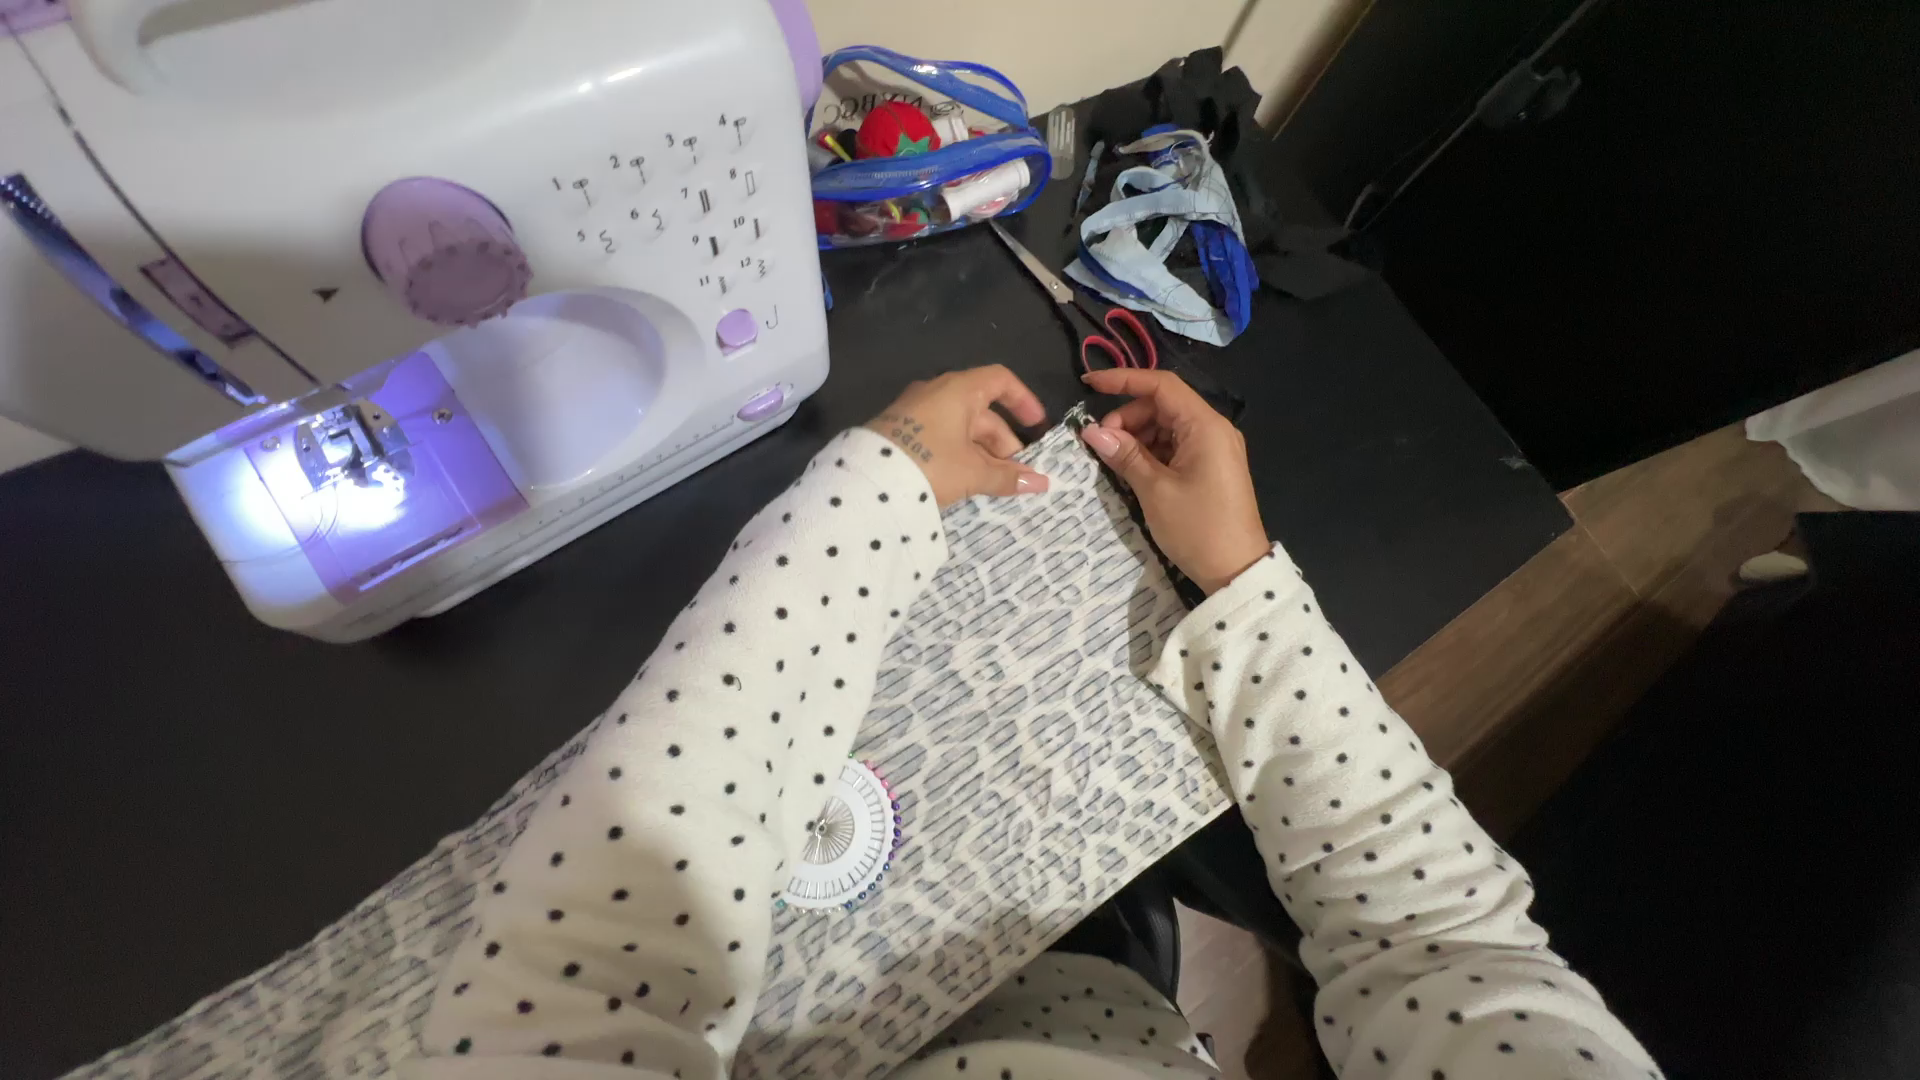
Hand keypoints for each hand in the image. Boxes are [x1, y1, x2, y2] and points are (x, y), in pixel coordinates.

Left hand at [866, 365, 1049, 507]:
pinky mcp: (900, 431)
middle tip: (1014, 475)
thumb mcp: (972, 473)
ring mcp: (916, 411)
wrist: (866, 480)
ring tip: (992, 484)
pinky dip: (959, 454)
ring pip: (961, 428)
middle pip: (982, 413)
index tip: (1036, 427)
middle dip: (1003, 444)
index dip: (1023, 401)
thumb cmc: (929, 464)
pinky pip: (940, 437)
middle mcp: (937, 393)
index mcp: (959, 390)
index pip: (1000, 381)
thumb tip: (1041, 483)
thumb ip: (1007, 477)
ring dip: (982, 454)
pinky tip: (964, 481)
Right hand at [1079, 369, 1268, 593]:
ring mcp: (1213, 449)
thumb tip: (1092, 432)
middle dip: (1127, 417)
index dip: (1124, 380)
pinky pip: (1174, 446)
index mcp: (1205, 426)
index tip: (1089, 384)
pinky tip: (1132, 469)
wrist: (1236, 570)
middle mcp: (1212, 429)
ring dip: (1136, 437)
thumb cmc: (1197, 527)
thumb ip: (1124, 455)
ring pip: (1166, 426)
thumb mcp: (1155, 491)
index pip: (1162, 385)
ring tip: (1114, 460)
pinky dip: (1150, 452)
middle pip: (1162, 405)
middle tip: (1101, 444)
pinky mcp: (1209, 467)